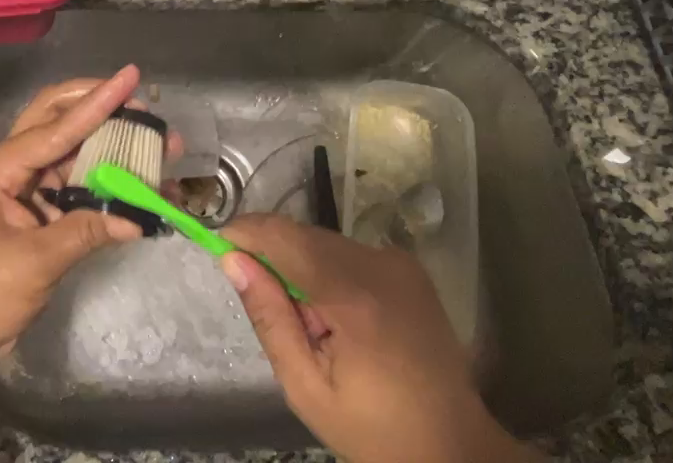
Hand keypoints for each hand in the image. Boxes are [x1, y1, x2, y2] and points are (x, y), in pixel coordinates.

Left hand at [0, 65, 149, 365]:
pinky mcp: (40, 209)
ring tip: (155, 143)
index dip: (99, 102)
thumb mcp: (33, 263)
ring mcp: (26, 185)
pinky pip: (78, 182)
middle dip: (101, 108)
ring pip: (73, 149)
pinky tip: (138, 184)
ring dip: (111, 145)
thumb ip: (85, 233)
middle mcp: (13, 165)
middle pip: (59, 119)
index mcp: (1, 166)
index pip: (57, 126)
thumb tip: (138, 219)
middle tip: (146, 108)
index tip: (132, 75)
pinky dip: (107, 181)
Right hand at [218, 215, 539, 462]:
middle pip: (303, 236)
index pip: (283, 237)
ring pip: (324, 241)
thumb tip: (232, 259)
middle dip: (275, 259)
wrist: (455, 447)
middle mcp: (379, 264)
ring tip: (314, 325)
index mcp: (353, 296)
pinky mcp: (409, 267)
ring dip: (303, 267)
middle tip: (273, 311)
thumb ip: (269, 317)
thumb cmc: (374, 429)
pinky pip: (349, 253)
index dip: (245, 232)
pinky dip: (330, 272)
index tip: (217, 245)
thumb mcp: (306, 387)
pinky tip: (341, 318)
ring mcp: (399, 262)